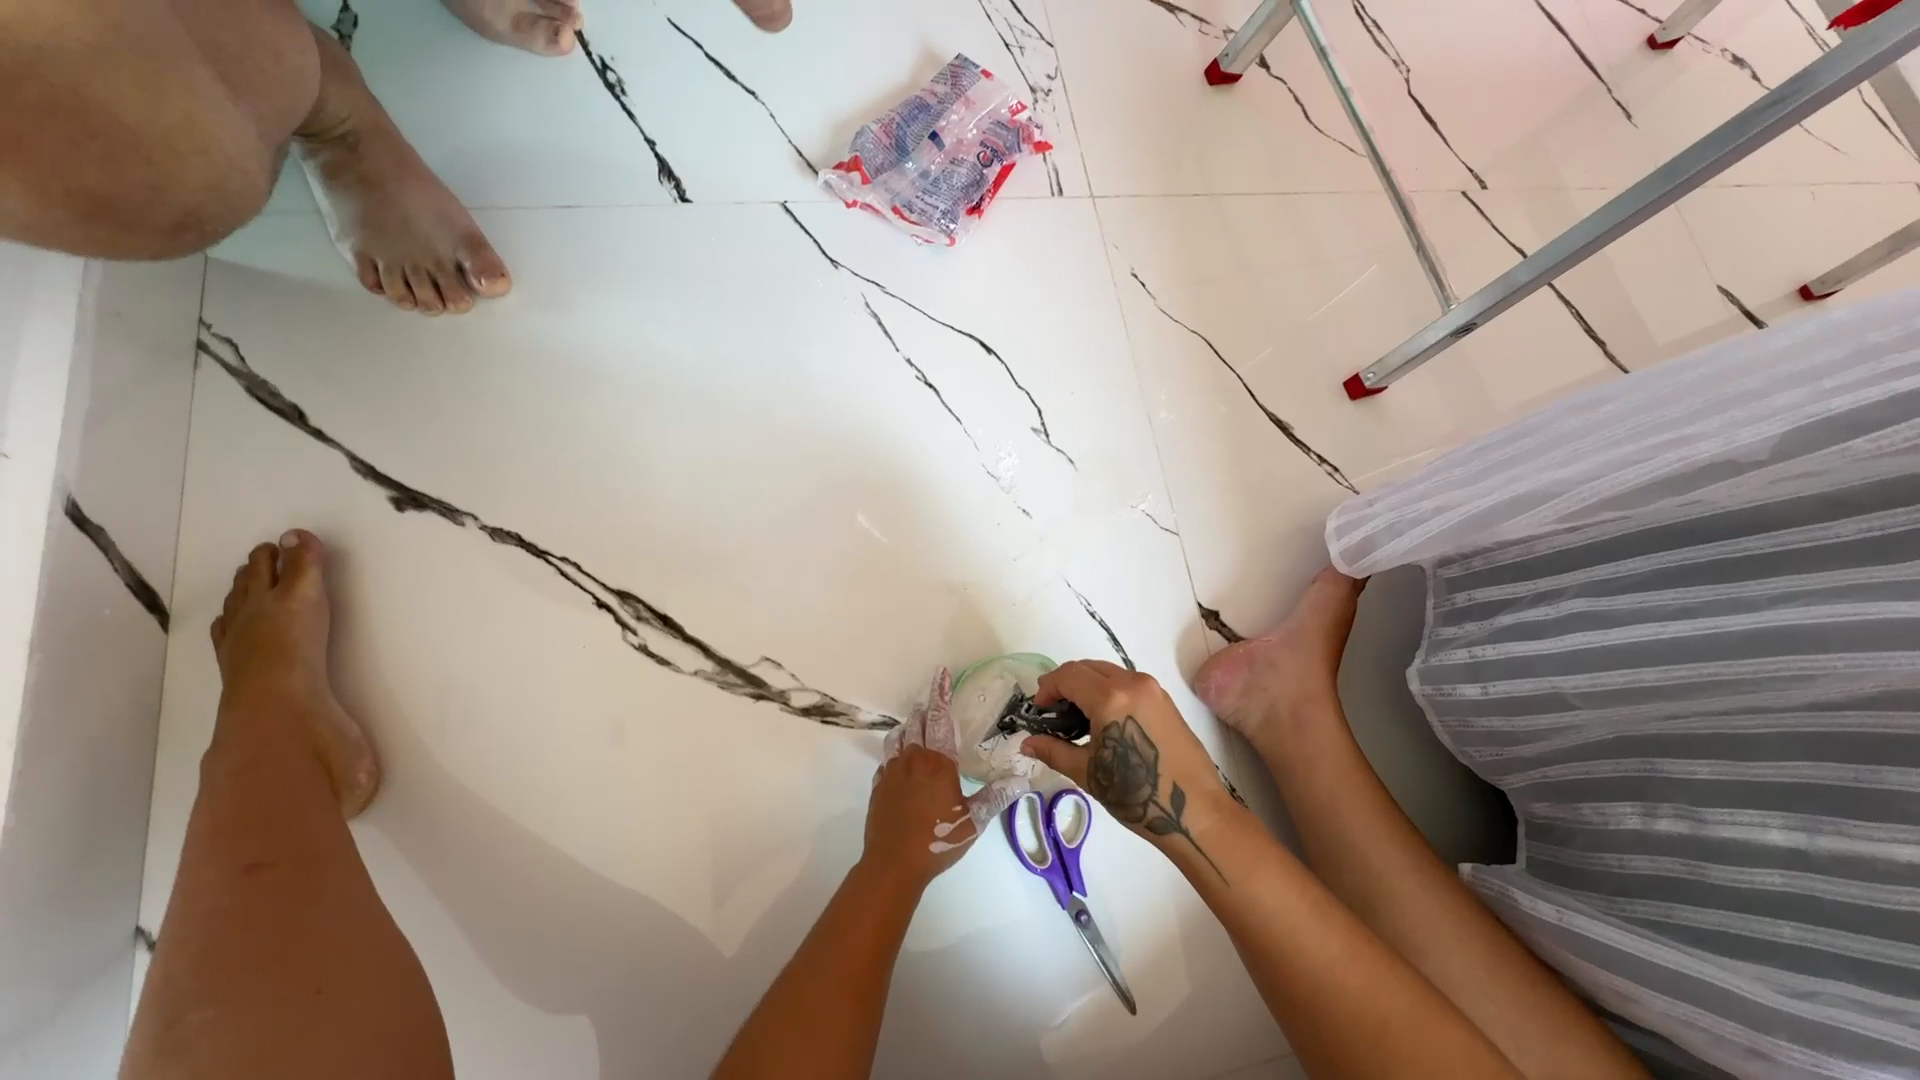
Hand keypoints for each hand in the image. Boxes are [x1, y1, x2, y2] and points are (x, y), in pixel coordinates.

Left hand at [862, 670, 1029, 888]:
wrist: (892, 864)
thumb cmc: (937, 841)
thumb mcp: (974, 820)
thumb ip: (997, 796)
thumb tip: (1023, 778)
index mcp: (938, 762)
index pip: (941, 719)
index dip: (941, 694)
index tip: (941, 674)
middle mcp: (912, 759)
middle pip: (917, 723)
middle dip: (927, 709)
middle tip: (936, 703)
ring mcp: (891, 772)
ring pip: (898, 737)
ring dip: (909, 727)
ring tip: (919, 726)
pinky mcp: (878, 786)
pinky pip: (887, 759)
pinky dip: (896, 751)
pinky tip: (902, 760)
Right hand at [1020, 661, 1236, 879]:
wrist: (1195, 810)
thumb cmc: (1137, 794)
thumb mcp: (1089, 773)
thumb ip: (1054, 751)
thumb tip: (1027, 743)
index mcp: (1111, 698)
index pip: (1068, 675)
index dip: (1047, 689)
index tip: (1038, 710)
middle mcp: (1133, 683)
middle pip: (1088, 667)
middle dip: (1065, 684)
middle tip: (1053, 712)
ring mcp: (1153, 689)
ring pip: (1109, 673)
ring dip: (1087, 686)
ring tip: (1077, 719)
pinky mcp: (1165, 700)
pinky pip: (1127, 683)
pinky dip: (1108, 691)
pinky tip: (1104, 721)